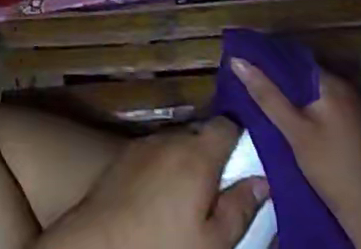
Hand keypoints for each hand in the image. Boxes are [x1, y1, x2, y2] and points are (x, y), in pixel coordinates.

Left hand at [38, 117, 268, 248]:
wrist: (98, 245)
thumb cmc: (162, 246)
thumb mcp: (213, 242)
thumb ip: (239, 208)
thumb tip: (263, 181)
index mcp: (197, 154)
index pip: (227, 124)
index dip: (241, 136)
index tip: (250, 157)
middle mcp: (171, 138)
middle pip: (201, 134)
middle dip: (213, 154)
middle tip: (222, 185)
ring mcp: (144, 144)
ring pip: (176, 143)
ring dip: (186, 160)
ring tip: (191, 194)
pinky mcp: (123, 156)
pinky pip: (154, 153)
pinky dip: (164, 167)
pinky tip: (162, 194)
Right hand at [231, 58, 360, 248]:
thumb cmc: (331, 168)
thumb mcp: (294, 131)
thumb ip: (266, 95)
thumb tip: (237, 60)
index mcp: (333, 82)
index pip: (295, 58)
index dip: (269, 59)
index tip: (245, 61)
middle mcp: (347, 87)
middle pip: (305, 74)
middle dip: (279, 77)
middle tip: (249, 80)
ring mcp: (354, 106)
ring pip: (314, 90)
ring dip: (292, 92)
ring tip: (264, 95)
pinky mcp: (356, 125)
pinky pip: (324, 104)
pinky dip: (306, 106)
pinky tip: (289, 116)